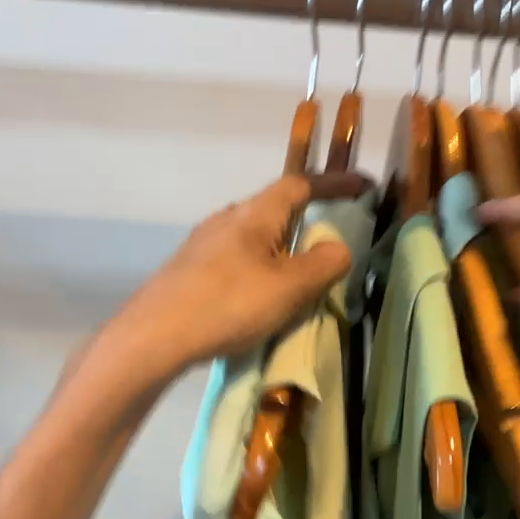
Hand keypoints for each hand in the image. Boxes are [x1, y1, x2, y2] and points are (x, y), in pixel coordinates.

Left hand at [111, 175, 354, 377]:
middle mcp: (228, 218)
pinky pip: (238, 259)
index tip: (363, 186)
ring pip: (255, 236)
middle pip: (275, 207)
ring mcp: (205, 244)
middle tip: (332, 239)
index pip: (301, 184)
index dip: (334, 183)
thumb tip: (340, 248)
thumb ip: (323, 264)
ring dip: (282, 247)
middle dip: (307, 217)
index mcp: (256, 214)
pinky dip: (261, 267)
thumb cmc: (228, 304)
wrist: (156, 335)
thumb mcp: (289, 287)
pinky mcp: (192, 270)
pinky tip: (260, 294)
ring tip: (299, 273)